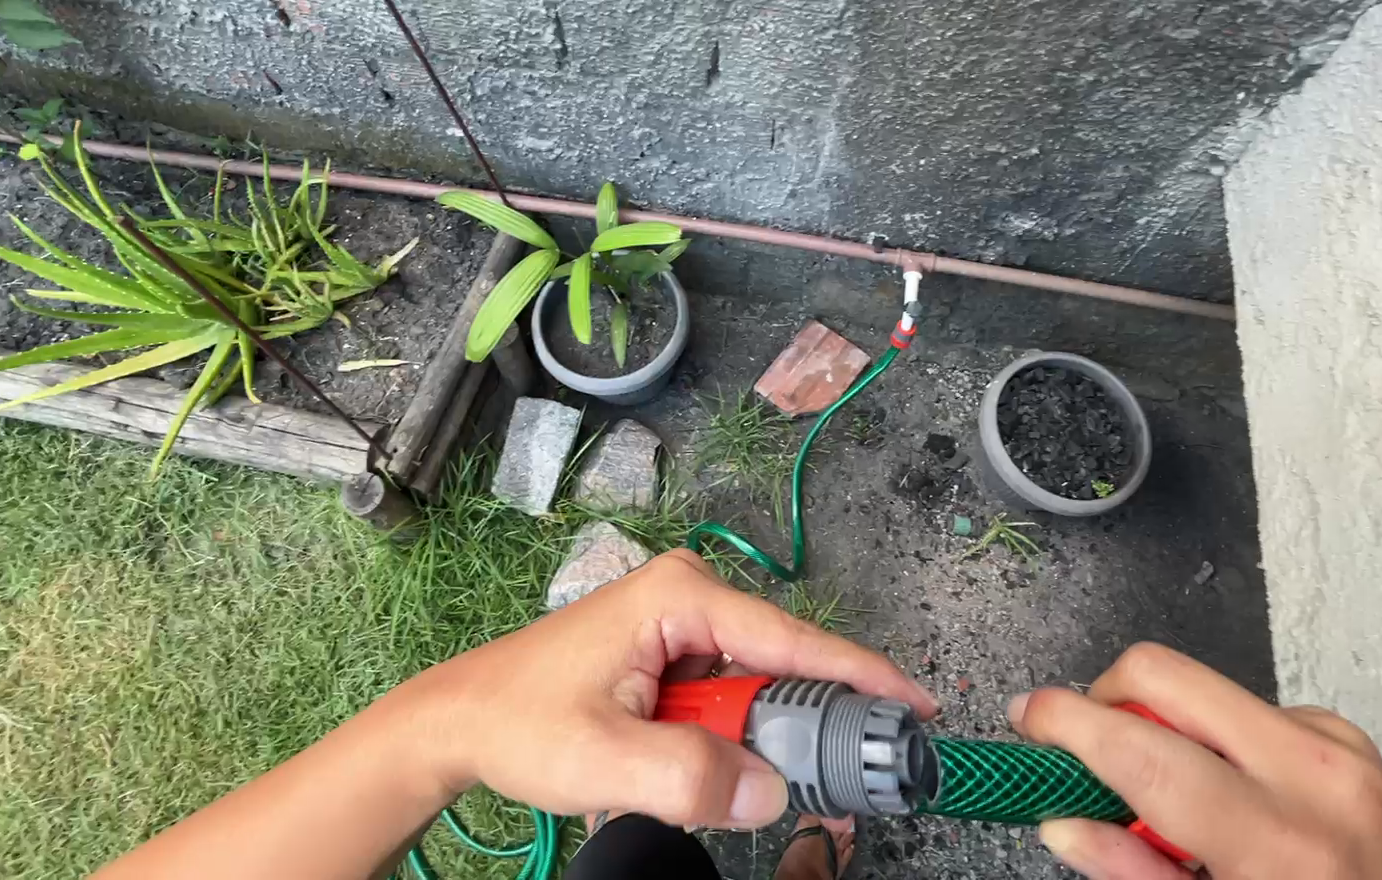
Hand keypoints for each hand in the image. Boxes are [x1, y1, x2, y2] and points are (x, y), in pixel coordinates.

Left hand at [396, 549, 935, 830]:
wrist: (464, 713)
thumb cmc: (526, 721)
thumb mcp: (604, 759)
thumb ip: (691, 777)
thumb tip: (774, 791)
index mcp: (682, 594)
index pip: (788, 636)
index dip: (857, 672)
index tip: (916, 700)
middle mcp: (690, 589)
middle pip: (776, 658)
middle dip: (809, 717)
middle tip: (849, 773)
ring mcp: (681, 613)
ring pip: (753, 677)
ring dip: (768, 729)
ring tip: (774, 777)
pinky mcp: (672, 640)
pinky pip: (727, 685)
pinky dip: (739, 725)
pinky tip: (728, 757)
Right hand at [1009, 643, 1381, 879]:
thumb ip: (1138, 876)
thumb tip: (1061, 823)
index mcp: (1284, 842)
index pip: (1139, 749)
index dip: (1063, 722)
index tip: (1025, 719)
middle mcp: (1312, 769)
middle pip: (1159, 671)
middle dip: (1101, 696)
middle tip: (1088, 751)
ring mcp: (1335, 741)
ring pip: (1194, 684)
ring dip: (1154, 720)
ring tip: (1163, 789)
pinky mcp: (1344, 731)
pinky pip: (1238, 704)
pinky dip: (1205, 734)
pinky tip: (1225, 790)